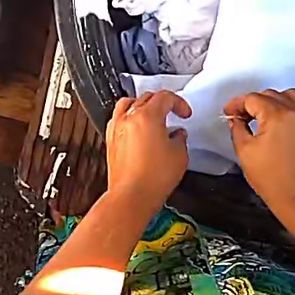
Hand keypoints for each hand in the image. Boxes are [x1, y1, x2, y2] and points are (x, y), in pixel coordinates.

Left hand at [104, 91, 191, 212]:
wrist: (132, 197)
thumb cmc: (152, 178)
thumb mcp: (179, 155)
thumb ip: (180, 138)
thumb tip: (177, 136)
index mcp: (147, 116)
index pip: (165, 97)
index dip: (179, 103)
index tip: (184, 113)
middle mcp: (128, 119)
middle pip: (146, 98)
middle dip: (162, 103)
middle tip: (172, 113)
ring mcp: (117, 130)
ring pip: (128, 104)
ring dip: (142, 106)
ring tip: (152, 116)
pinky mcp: (111, 142)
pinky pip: (118, 120)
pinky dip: (129, 119)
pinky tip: (137, 129)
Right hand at [224, 89, 294, 211]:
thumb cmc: (274, 179)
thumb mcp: (244, 152)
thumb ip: (237, 129)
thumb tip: (235, 120)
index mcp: (276, 115)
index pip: (252, 98)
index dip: (236, 104)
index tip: (229, 111)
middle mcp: (294, 111)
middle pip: (268, 94)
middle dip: (251, 102)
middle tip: (239, 115)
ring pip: (285, 95)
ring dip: (270, 101)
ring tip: (259, 114)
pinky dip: (286, 105)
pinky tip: (276, 117)